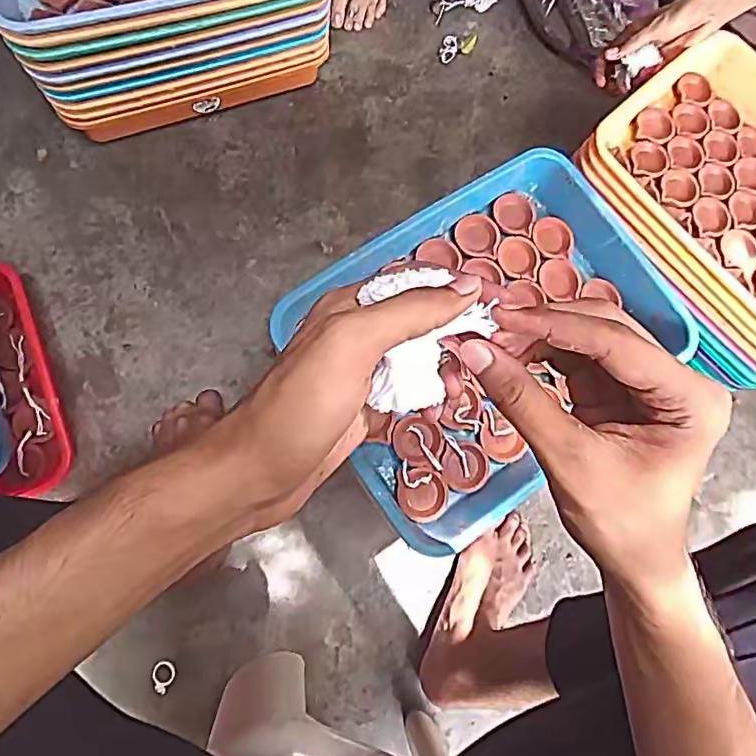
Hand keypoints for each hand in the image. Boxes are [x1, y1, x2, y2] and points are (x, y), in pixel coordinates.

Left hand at [204, 275, 483, 530]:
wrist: (261, 473)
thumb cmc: (297, 407)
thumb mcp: (354, 343)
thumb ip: (409, 310)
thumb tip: (463, 287)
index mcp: (350, 306)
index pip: (414, 281)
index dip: (455, 288)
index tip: (495, 302)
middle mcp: (357, 333)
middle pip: (421, 320)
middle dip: (456, 333)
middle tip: (483, 354)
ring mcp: (363, 371)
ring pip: (420, 358)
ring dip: (445, 370)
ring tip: (453, 390)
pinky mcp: (367, 406)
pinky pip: (409, 392)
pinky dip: (429, 397)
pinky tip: (438, 409)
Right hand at [455, 300, 730, 593]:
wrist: (634, 559)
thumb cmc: (622, 524)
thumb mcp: (569, 462)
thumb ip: (523, 401)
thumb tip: (478, 351)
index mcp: (689, 398)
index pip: (616, 341)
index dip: (554, 325)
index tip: (503, 319)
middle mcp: (675, 379)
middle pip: (604, 327)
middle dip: (544, 326)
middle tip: (492, 330)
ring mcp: (646, 380)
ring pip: (585, 334)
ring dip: (538, 336)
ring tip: (495, 345)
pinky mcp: (619, 387)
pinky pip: (575, 354)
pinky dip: (540, 352)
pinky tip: (512, 357)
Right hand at [593, 0, 733, 90]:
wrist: (708, 13)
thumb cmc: (682, 12)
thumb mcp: (652, 29)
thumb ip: (631, 43)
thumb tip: (610, 55)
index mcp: (631, 34)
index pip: (609, 52)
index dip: (602, 67)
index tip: (602, 81)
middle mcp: (638, 44)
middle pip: (618, 65)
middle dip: (614, 78)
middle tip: (616, 89)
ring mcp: (651, 53)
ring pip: (634, 71)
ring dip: (629, 82)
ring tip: (629, 89)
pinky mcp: (664, 60)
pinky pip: (651, 74)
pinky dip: (646, 80)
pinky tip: (645, 84)